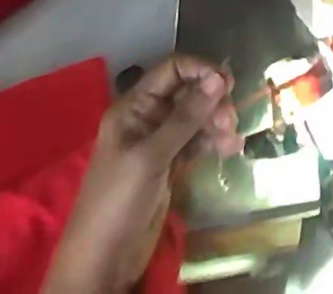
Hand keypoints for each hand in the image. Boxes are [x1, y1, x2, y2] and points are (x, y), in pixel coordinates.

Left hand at [41, 58, 240, 293]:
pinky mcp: (168, 166)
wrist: (101, 263)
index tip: (226, 83)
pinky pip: (195, 142)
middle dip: (211, 100)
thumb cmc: (118, 201)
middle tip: (230, 119)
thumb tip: (219, 78)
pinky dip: (212, 142)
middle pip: (186, 92)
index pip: (171, 69)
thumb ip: (186, 117)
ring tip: (231, 138)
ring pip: (194, 117)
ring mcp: (158, 143)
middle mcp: (147, 118)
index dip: (200, 70)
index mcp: (134, 106)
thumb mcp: (151, 156)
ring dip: (215, 122)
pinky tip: (230, 148)